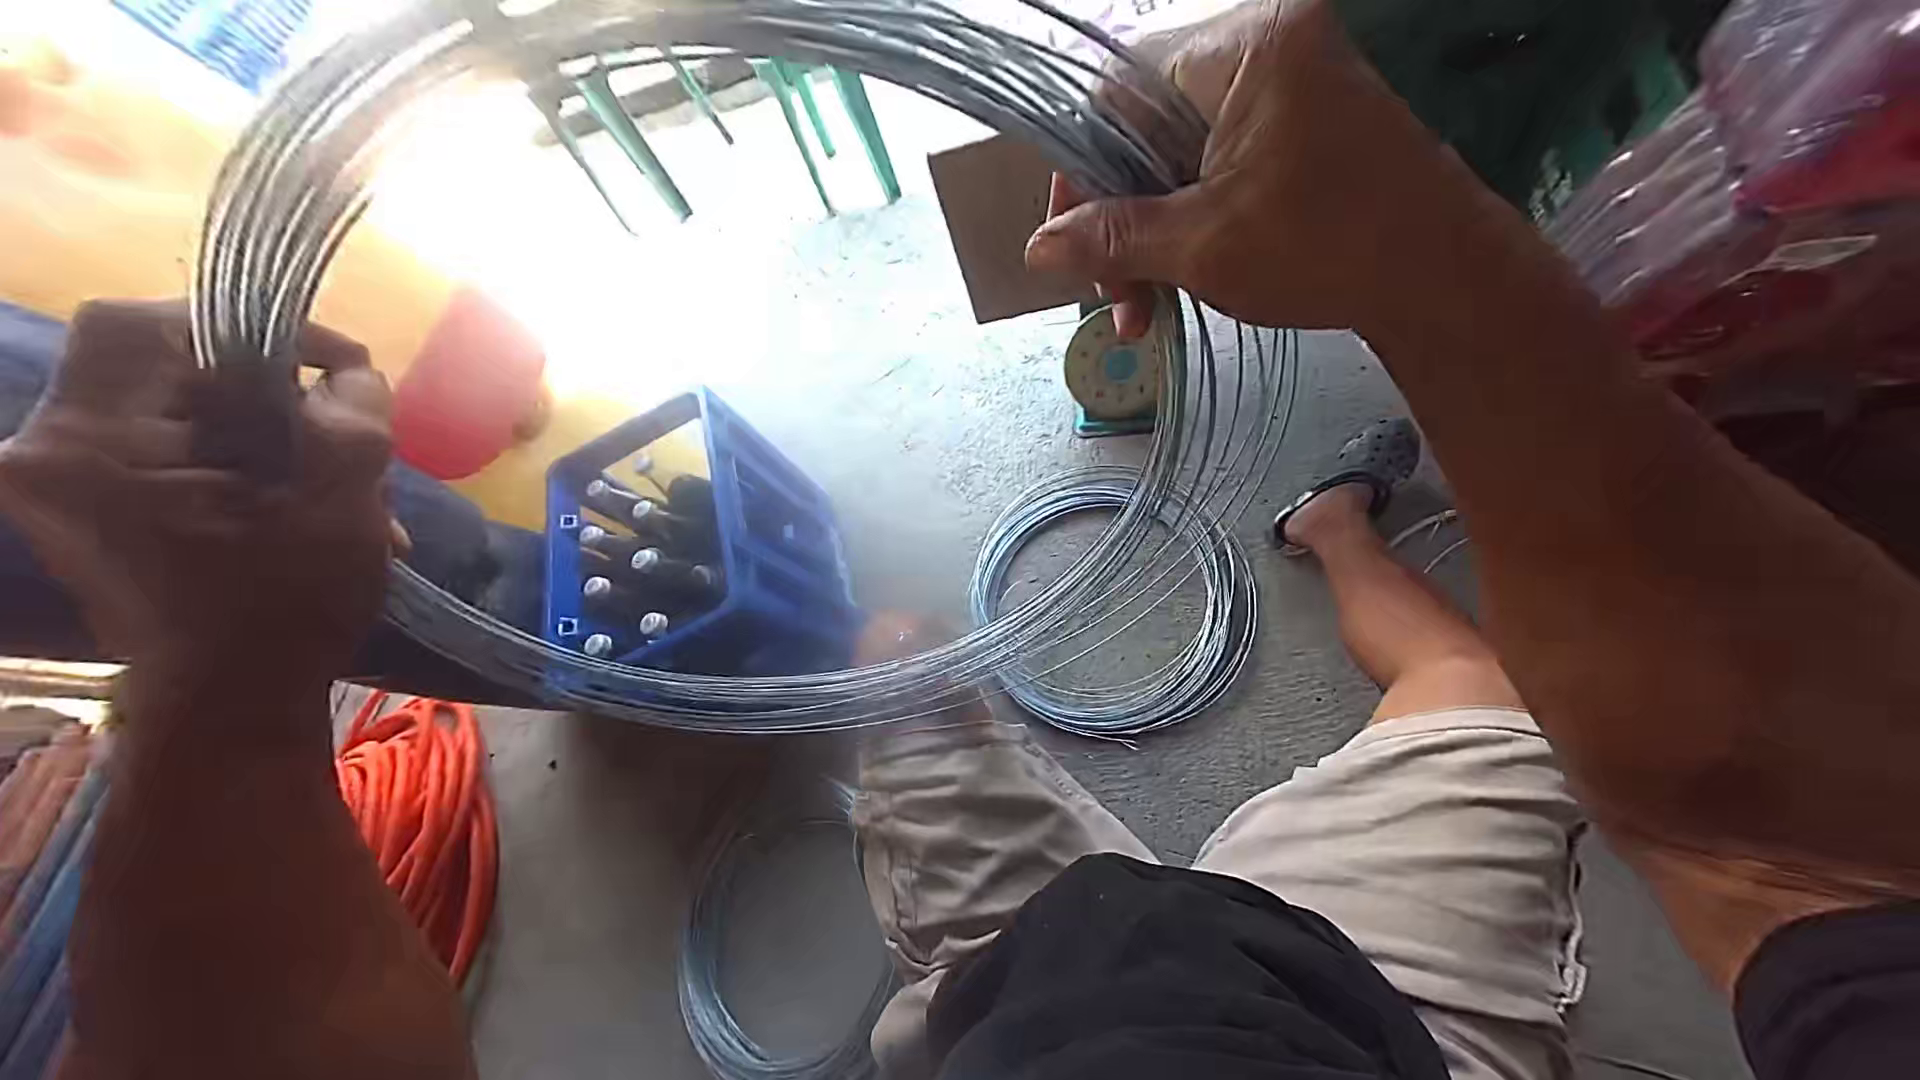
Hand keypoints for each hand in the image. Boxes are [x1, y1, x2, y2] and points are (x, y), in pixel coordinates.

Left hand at [0, 300, 394, 689]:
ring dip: (291, 445)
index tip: (338, 362)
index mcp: (92, 446)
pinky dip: (266, 472)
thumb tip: (354, 375)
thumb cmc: (289, 605)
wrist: (236, 700)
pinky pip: (194, 458)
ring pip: (199, 420)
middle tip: (363, 443)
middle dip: (287, 403)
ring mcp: (76, 485)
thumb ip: (351, 425)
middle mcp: (56, 453)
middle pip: (180, 377)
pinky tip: (327, 511)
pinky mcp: (108, 510)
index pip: (145, 327)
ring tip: (359, 498)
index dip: (251, 326)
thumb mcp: (341, 506)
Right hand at [1027, 0, 1504, 339]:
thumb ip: (1112, 238)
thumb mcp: (1202, 247)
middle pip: (1138, 135)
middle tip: (1116, 299)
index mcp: (1240, 50)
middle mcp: (1256, 52)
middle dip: (1116, 226)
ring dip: (1144, 244)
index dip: (1079, 172)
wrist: (1439, 277)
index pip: (1114, 93)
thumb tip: (1035, 247)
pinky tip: (1174, 287)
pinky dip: (1180, 234)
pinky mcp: (1286, 135)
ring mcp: (1276, 94)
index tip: (1073, 245)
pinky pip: (1203, 177)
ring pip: (1167, 167)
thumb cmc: (1325, 249)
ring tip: (1144, 314)